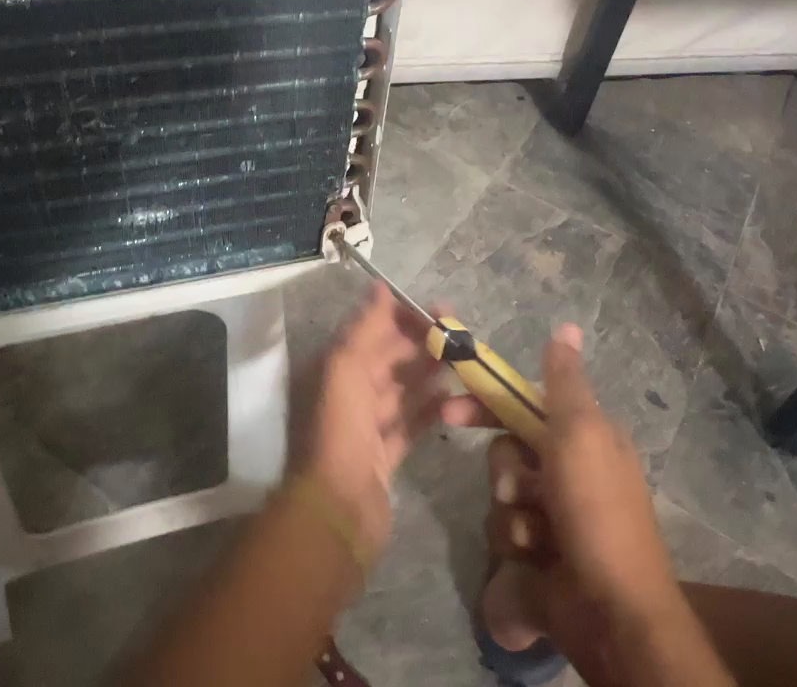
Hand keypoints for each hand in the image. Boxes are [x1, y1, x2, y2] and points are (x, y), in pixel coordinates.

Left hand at [294, 284, 457, 553]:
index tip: (439, 310)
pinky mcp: (384, 456)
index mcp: (332, 370)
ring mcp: (365, 427)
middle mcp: (346, 394)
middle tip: (460, 336)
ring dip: (428, 374)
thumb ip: (365, 328)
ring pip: (401, 391)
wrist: (338, 509)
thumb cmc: (340, 431)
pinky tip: (452, 397)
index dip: (402, 317)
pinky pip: (409, 424)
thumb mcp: (345, 368)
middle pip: (387, 360)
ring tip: (463, 361)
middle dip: (420, 345)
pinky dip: (428, 409)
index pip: (370, 332)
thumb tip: (380, 286)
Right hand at [494, 323, 674, 616]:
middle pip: (504, 449)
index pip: (522, 404)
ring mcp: (552, 513)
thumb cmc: (595, 510)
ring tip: (539, 538)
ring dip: (512, 514)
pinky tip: (538, 561)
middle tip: (515, 491)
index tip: (448, 408)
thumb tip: (567, 326)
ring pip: (499, 493)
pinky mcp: (536, 551)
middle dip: (506, 472)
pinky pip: (503, 531)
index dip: (486, 402)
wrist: (609, 609)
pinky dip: (517, 544)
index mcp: (584, 436)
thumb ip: (564, 381)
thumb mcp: (580, 433)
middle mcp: (568, 469)